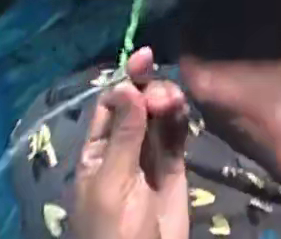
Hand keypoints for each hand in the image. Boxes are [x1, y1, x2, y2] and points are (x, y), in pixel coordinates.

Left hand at [72, 48, 189, 238]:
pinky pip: (177, 131)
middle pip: (137, 103)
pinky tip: (183, 109)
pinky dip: (180, 115)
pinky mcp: (173, 165)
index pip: (111, 103)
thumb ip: (124, 136)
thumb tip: (128, 85)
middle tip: (163, 98)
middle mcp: (123, 146)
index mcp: (97, 151)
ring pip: (159, 112)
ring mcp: (149, 155)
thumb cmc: (116, 235)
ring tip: (174, 104)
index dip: (126, 79)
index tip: (144, 59)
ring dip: (167, 99)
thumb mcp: (114, 186)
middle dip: (150, 89)